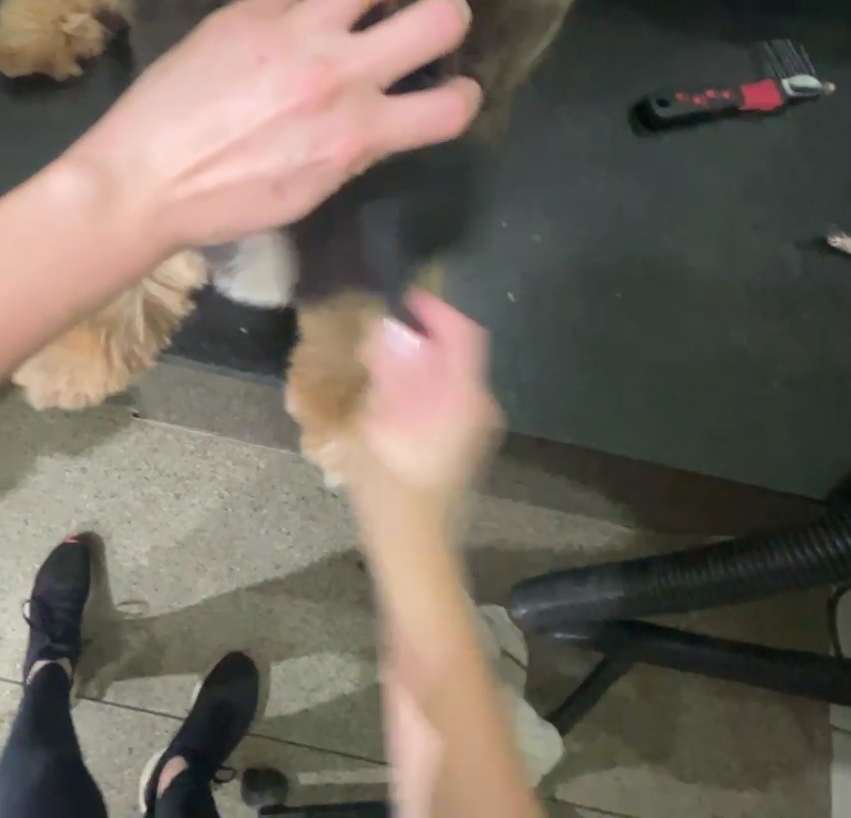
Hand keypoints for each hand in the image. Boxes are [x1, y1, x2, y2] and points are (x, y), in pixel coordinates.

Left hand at [63, 0, 481, 249]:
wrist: (140, 179)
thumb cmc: (223, 205)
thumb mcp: (305, 194)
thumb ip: (353, 152)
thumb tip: (379, 120)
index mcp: (355, 134)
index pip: (452, 106)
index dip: (461, 98)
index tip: (449, 94)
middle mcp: (337, 73)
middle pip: (441, 15)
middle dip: (446, 21)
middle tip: (423, 32)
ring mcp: (293, 32)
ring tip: (355, 6)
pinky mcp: (248, 9)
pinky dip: (294, 13)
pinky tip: (266, 39)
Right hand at [354, 292, 502, 518]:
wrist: (415, 552)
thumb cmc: (394, 492)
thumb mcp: (378, 427)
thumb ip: (387, 375)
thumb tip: (386, 331)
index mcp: (462, 399)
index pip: (463, 335)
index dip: (436, 310)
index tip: (403, 298)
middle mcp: (476, 406)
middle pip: (452, 354)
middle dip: (417, 339)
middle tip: (375, 337)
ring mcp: (471, 426)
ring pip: (445, 376)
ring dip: (413, 364)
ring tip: (373, 366)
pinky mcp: (460, 441)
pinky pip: (442, 396)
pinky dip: (417, 387)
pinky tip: (384, 401)